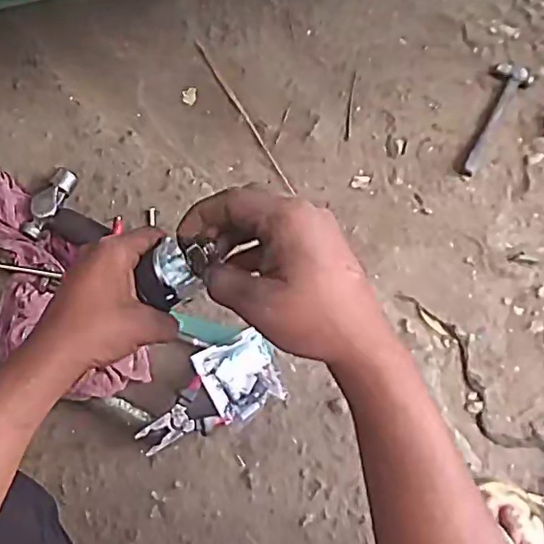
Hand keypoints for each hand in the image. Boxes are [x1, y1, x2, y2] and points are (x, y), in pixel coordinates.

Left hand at [29, 227, 176, 371]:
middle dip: (152, 270)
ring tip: (143, 306)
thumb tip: (172, 324)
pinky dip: (116, 292)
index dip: (170, 249)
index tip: (178, 264)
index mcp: (112, 250)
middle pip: (134, 250)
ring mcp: (80, 268)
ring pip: (118, 266)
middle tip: (163, 290)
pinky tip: (122, 314)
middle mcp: (93, 252)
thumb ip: (169, 322)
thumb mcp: (145, 326)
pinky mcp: (74, 285)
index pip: (151, 235)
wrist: (57, 353)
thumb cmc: (88, 332)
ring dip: (133, 283)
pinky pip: (103, 280)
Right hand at [178, 187, 395, 369]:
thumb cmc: (319, 320)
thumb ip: (220, 281)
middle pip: (247, 209)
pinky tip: (241, 276)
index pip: (232, 201)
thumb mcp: (254, 302)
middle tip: (197, 253)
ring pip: (262, 224)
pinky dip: (254, 252)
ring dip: (234, 243)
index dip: (200, 217)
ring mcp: (315, 230)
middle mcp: (304, 215)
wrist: (359, 341)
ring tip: (216, 268)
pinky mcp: (319, 247)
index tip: (185, 237)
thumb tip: (208, 273)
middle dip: (216, 230)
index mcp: (288, 218)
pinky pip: (278, 238)